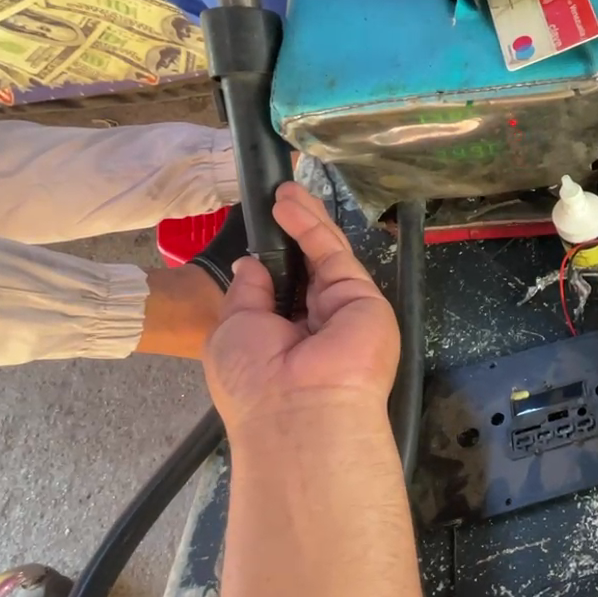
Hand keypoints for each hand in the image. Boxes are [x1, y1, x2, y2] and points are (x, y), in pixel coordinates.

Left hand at [204, 182, 399, 435]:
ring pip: (325, 255)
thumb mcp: (233, 329)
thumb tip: (251, 265)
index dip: (275, 255)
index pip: (283, 285)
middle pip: (308, 265)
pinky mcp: (364, 297)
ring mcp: (343, 307)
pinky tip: (293, 206)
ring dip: (304, 220)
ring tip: (284, 190)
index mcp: (284, 333)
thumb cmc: (255, 378)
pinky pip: (334, 256)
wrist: (301, 406)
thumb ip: (248, 294)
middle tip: (280, 196)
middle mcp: (316, 319)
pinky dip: (313, 228)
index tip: (262, 226)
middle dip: (294, 230)